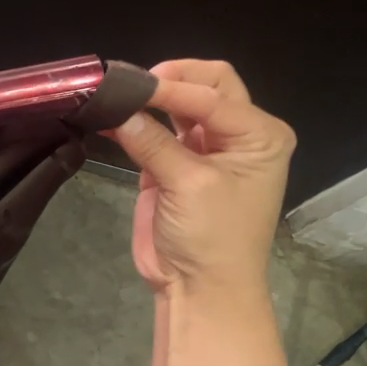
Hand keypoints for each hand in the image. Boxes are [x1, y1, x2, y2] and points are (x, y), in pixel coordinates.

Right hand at [102, 60, 293, 296]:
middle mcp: (236, 134)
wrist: (200, 285)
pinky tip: (108, 120)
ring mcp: (203, 150)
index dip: (172, 87)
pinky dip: (133, 124)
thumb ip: (153, 144)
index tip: (128, 85)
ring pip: (178, 106)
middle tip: (127, 84)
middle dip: (168, 80)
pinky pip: (154, 134)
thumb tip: (117, 112)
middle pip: (205, 86)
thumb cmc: (213, 235)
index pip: (213, 95)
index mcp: (258, 135)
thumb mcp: (189, 185)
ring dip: (149, 99)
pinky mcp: (172, 166)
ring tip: (112, 95)